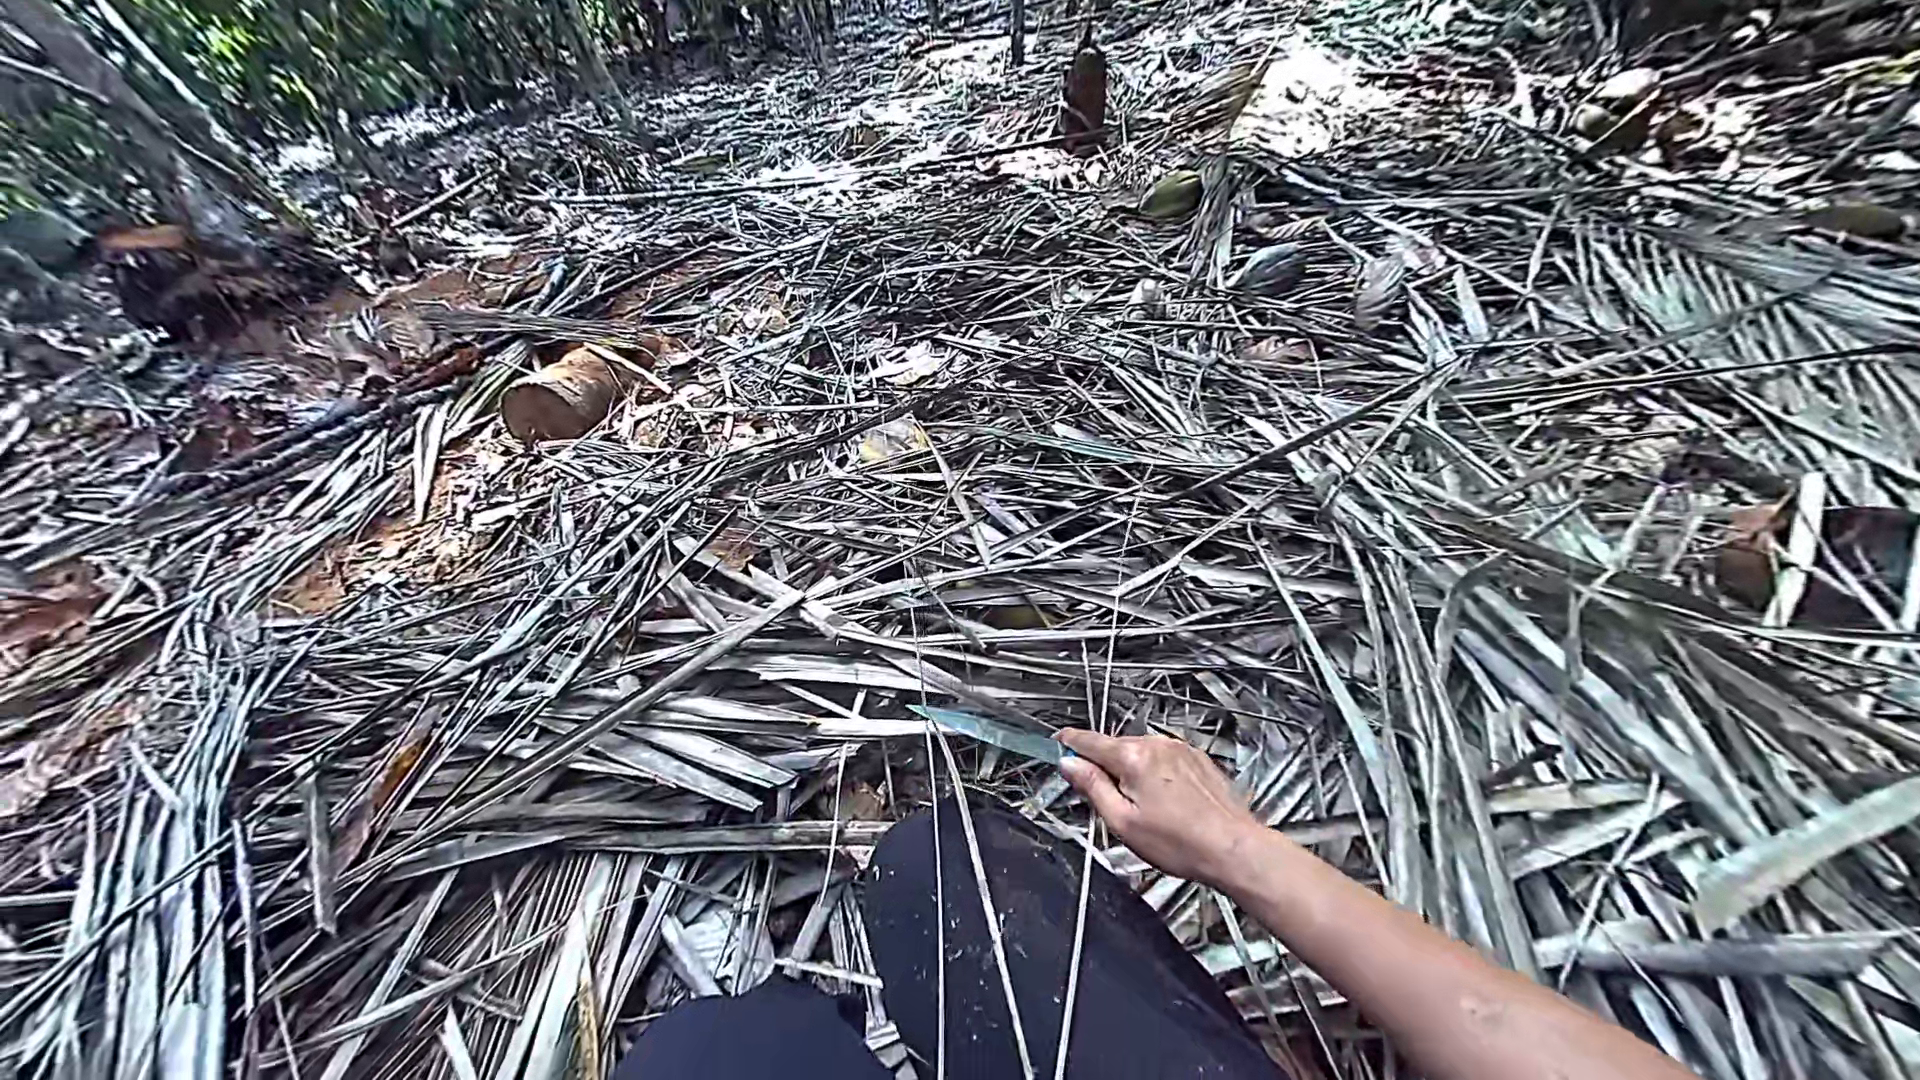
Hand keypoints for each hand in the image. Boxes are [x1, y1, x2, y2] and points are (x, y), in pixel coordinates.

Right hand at [1055, 729, 1264, 887]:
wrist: (1235, 849)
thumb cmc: (1181, 843)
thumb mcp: (1123, 822)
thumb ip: (1092, 787)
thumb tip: (1069, 763)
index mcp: (1132, 756)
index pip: (1087, 740)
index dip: (1067, 743)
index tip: (1057, 746)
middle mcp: (1155, 743)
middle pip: (1113, 747)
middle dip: (1104, 767)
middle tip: (1108, 801)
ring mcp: (1177, 748)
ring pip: (1138, 752)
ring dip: (1131, 771)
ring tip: (1145, 809)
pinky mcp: (1194, 757)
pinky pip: (1161, 757)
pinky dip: (1154, 772)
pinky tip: (1165, 802)